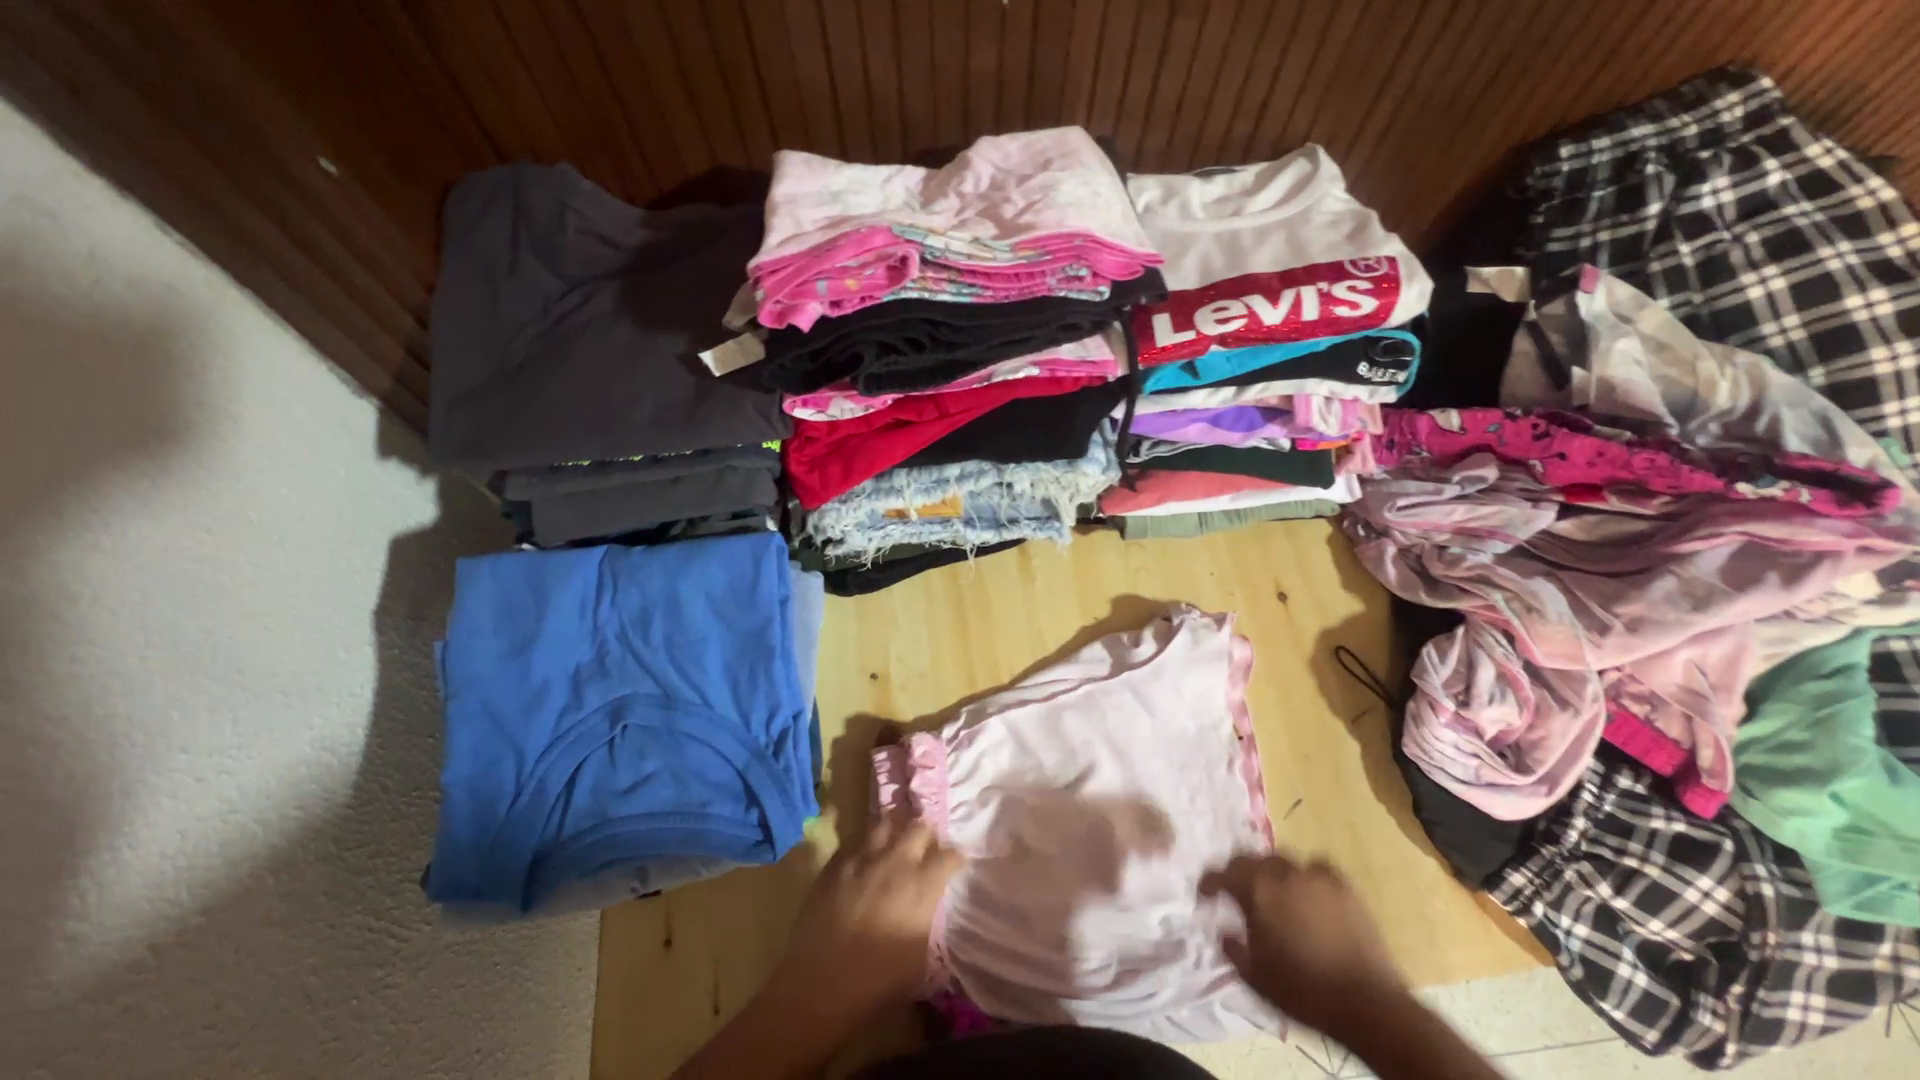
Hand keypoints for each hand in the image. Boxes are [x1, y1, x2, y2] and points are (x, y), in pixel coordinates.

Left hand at [765, 817, 964, 1018]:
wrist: (820, 986)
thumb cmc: (877, 984)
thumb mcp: (920, 962)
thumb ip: (927, 924)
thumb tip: (927, 913)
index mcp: (921, 887)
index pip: (949, 856)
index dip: (956, 858)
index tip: (956, 864)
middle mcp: (894, 864)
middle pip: (918, 827)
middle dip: (927, 833)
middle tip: (926, 845)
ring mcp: (860, 860)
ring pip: (884, 823)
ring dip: (895, 828)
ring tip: (896, 839)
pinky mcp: (833, 865)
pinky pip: (853, 840)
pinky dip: (864, 843)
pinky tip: (864, 856)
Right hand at [1202, 851, 1411, 1041]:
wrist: (1366, 1002)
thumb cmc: (1302, 991)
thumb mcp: (1253, 976)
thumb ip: (1232, 948)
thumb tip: (1224, 931)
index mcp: (1256, 891)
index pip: (1221, 874)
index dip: (1208, 883)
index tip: (1203, 896)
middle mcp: (1283, 873)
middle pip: (1251, 859)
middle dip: (1237, 872)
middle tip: (1234, 891)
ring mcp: (1316, 876)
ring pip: (1283, 860)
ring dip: (1270, 872)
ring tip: (1272, 891)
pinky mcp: (1344, 886)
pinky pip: (1316, 869)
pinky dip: (1304, 876)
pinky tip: (1307, 892)